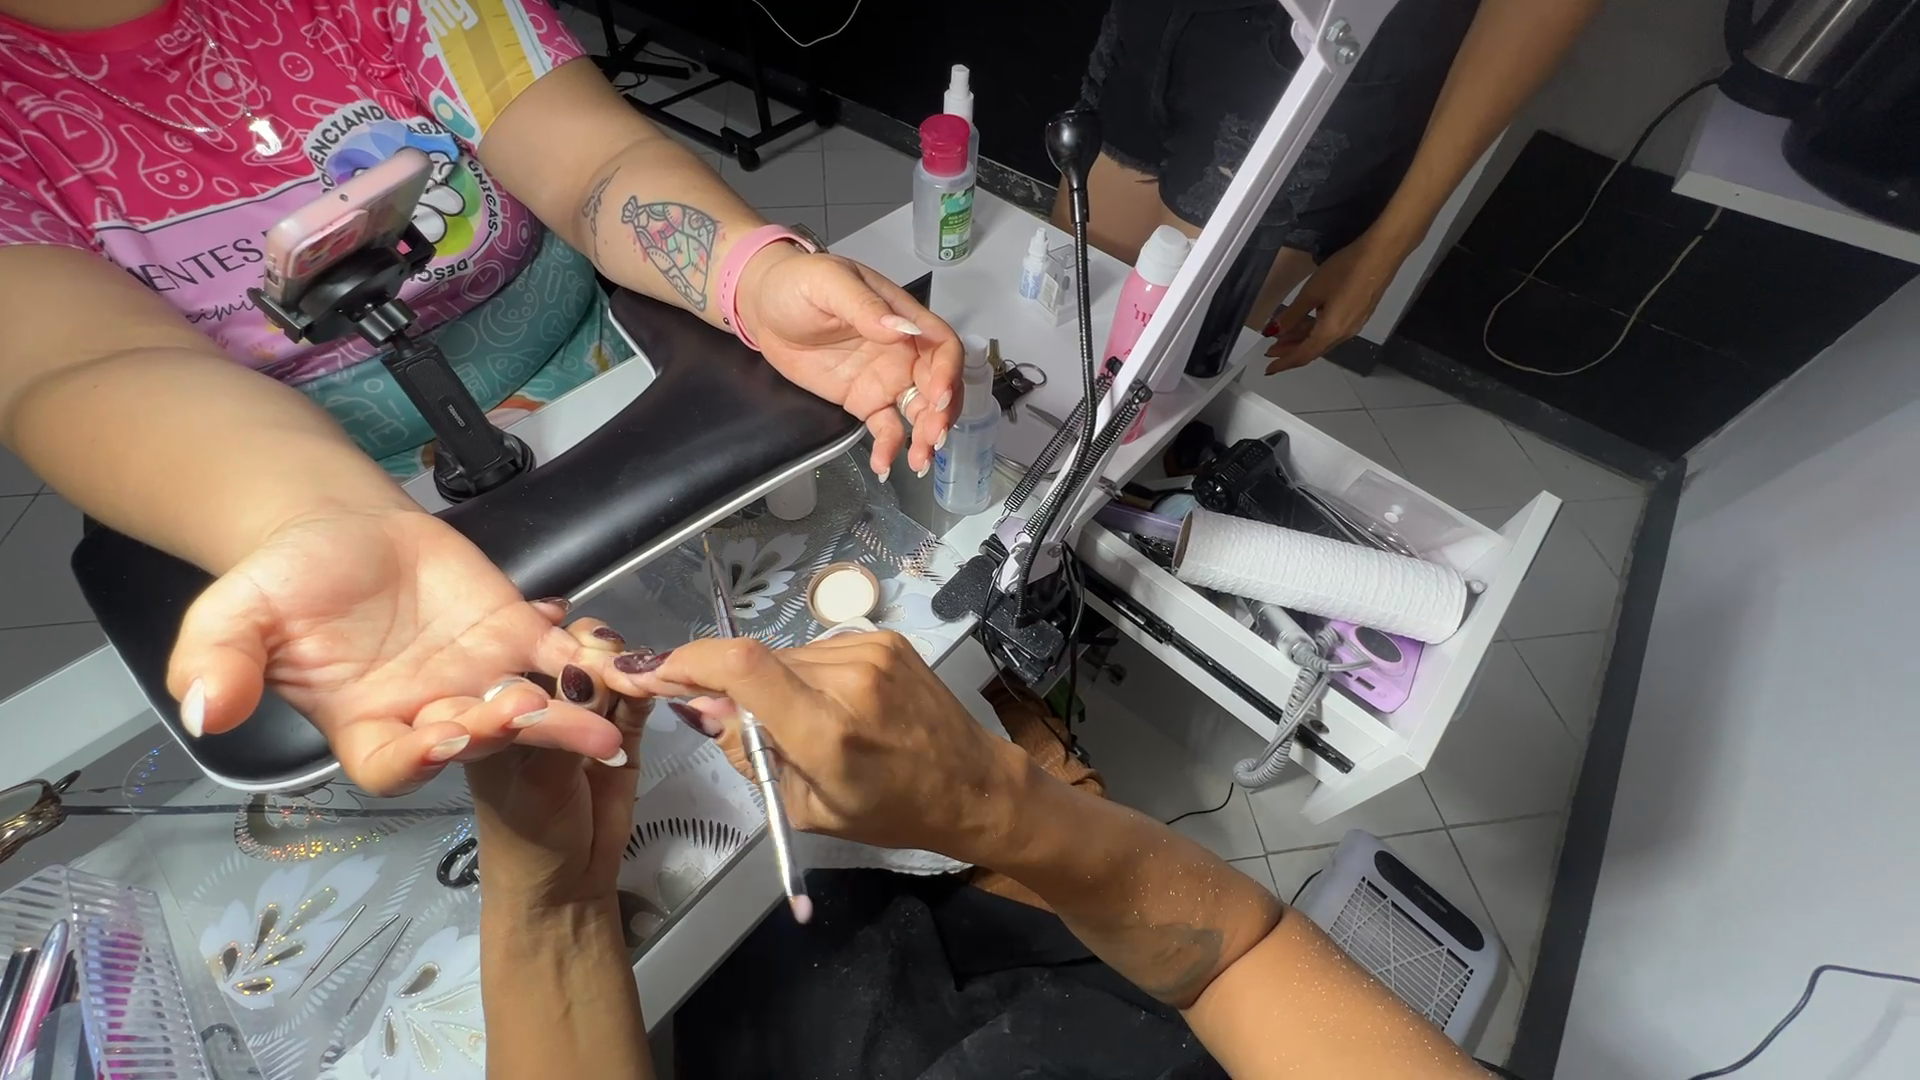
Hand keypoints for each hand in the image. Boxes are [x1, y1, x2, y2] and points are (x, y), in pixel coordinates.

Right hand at [166, 507, 625, 795]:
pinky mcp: (521, 634)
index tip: (443, 736)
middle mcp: (435, 708)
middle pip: (479, 737)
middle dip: (508, 730)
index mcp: (368, 721)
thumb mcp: (233, 617)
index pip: (396, 764)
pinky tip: (617, 666)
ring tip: (599, 713)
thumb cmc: (288, 578)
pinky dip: (591, 661)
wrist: (348, 530)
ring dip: (567, 709)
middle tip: (529, 711)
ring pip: (534, 703)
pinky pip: (563, 655)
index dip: (421, 759)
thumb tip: (203, 712)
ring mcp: (486, 674)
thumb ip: (218, 662)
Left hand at [465, 618, 648, 908]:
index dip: (541, 637)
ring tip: (631, 665)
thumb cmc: (526, 834)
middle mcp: (541, 705)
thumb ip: (566, 724)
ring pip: (605, 673)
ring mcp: (584, 717)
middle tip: (604, 649)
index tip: (559, 625)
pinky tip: (652, 680)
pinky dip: (645, 688)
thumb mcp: (535, 776)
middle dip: (588, 647)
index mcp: (498, 711)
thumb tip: (591, 670)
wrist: (566, 884)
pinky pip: (636, 698)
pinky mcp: (623, 730)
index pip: (521, 659)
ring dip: (618, 664)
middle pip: (568, 656)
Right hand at [603, 631, 1023, 862]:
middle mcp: (850, 675)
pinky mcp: (885, 638)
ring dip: (773, 682)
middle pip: (759, 661)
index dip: (688, 661)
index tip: (653, 671)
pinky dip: (806, 674)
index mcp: (829, 729)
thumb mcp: (810, 807)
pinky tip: (831, 704)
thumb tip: (700, 706)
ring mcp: (872, 649)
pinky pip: (819, 650)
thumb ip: (750, 754)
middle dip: (730, 686)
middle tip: (735, 723)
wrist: (973, 781)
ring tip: (801, 722)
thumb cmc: (892, 811)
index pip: (743, 667)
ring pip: (788, 655)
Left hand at [736, 247, 962, 479]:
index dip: (947, 372)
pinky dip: (890, 449)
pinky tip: (886, 466)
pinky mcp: (864, 402)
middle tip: (932, 438)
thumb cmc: (796, 283)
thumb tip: (901, 330)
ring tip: (919, 462)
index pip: (942, 346)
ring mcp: (885, 380)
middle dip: (942, 414)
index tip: (936, 395)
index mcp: (903, 318)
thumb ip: (866, 306)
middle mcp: (902, 352)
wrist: (761, 308)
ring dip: (925, 438)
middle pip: (938, 386)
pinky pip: (886, 428)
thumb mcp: (830, 282)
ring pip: (919, 413)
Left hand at [1263, 229, 1412, 372]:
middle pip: (1313, 350)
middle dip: (1290, 351)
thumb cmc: (1345, 270)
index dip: (1284, 363)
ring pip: (1322, 340)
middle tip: (1270, 350)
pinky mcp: (1360, 314)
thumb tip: (1274, 332)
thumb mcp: (1311, 292)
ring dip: (1302, 340)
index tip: (1268, 369)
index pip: (1303, 355)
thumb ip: (1292, 315)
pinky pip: (1332, 331)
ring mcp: (1354, 324)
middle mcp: (1344, 334)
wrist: (1384, 251)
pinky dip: (1315, 331)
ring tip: (1283, 336)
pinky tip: (1306, 323)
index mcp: (1331, 332)